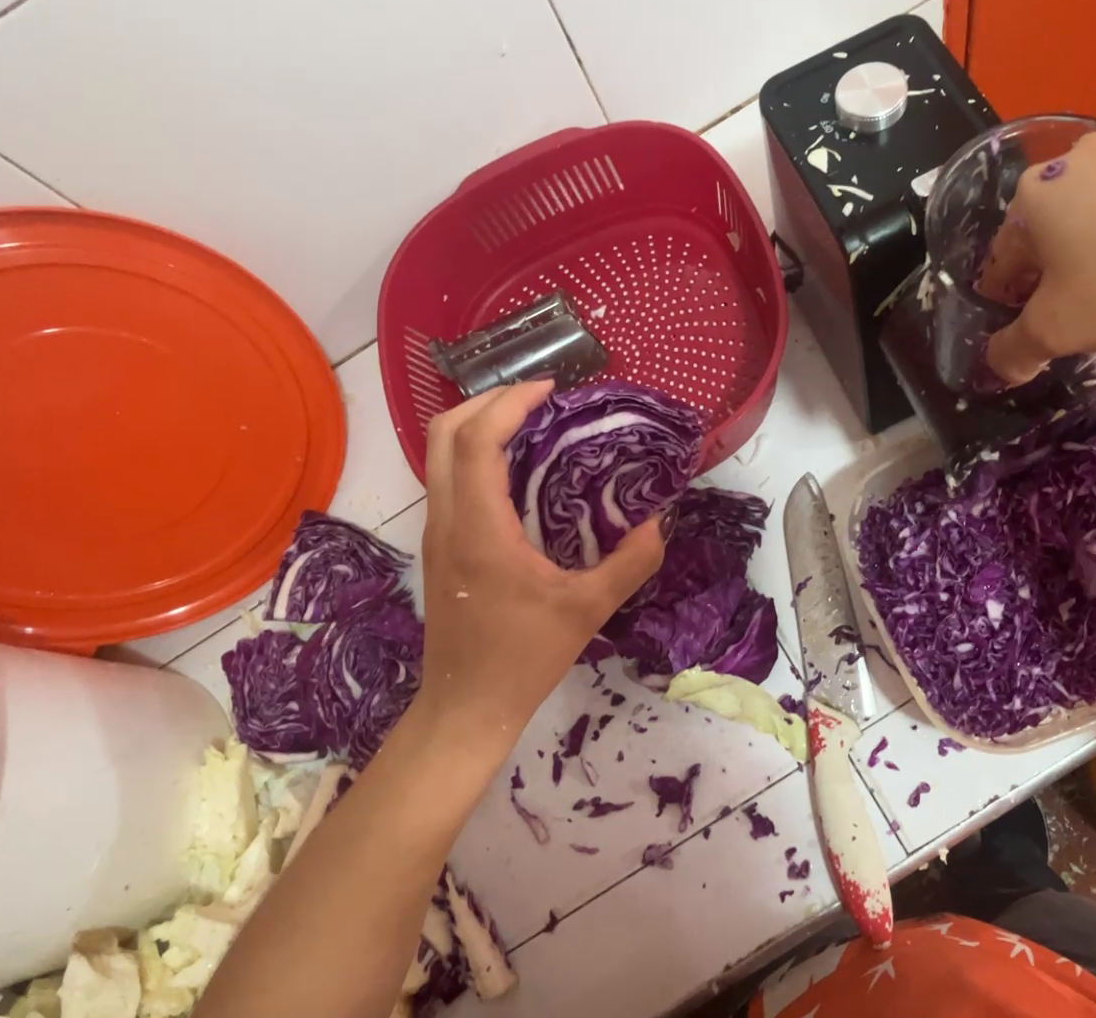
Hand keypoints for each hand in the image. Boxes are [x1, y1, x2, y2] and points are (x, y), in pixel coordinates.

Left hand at [414, 381, 665, 743]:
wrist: (466, 706)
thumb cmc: (523, 659)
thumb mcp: (587, 611)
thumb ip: (629, 564)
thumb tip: (658, 522)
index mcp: (479, 529)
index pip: (479, 440)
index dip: (511, 402)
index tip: (554, 390)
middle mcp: (447, 520)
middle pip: (446, 432)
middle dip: (489, 400)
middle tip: (541, 400)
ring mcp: (437, 532)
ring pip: (440, 454)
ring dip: (481, 425)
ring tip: (535, 425)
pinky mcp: (440, 546)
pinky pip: (450, 478)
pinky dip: (478, 454)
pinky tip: (521, 471)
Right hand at [980, 125, 1095, 384]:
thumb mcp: (1059, 332)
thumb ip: (1014, 351)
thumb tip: (997, 367)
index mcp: (1034, 196)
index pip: (1001, 258)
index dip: (1007, 300)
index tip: (1027, 329)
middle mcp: (1082, 158)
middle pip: (1057, 225)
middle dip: (1062, 266)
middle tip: (1086, 309)